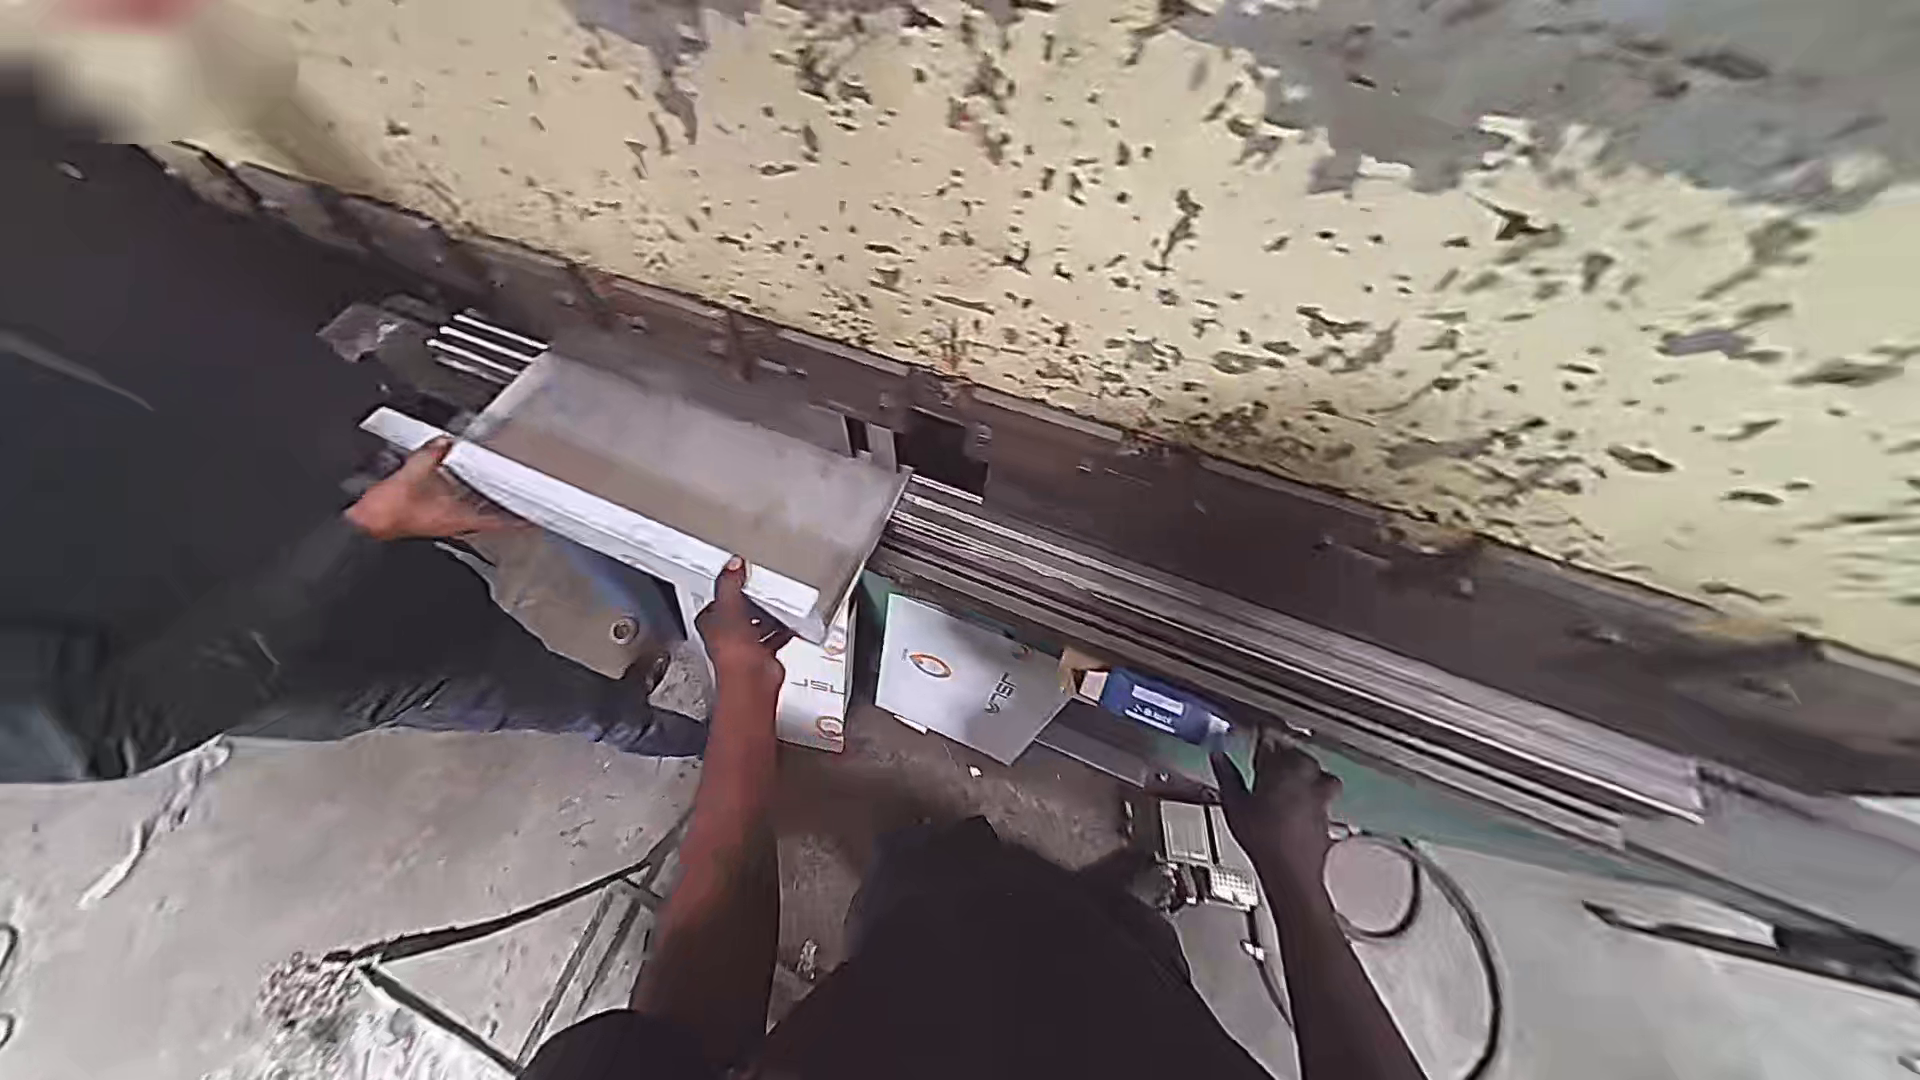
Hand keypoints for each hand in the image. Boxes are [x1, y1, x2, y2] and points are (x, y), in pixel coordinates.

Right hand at [344, 438, 520, 540]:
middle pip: (496, 517)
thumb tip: (444, 442)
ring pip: (481, 514)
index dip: (524, 521)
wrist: (363, 524)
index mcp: (463, 519)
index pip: (504, 522)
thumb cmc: (386, 512)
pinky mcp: (436, 518)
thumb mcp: (411, 475)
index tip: (539, 518)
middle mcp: (460, 524)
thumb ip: (431, 455)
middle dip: (512, 510)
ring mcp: (449, 522)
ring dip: (493, 505)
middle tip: (530, 502)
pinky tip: (469, 492)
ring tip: (510, 496)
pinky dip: (470, 500)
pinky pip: (462, 508)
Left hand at [695, 557, 791, 696]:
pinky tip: (792, 623)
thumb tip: (733, 565)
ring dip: (770, 615)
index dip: (730, 587)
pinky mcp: (763, 653)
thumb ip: (730, 583)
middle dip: (753, 601)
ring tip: (782, 603)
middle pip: (741, 610)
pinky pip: (775, 636)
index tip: (742, 575)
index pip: (718, 598)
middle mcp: (726, 635)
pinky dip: (784, 629)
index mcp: (710, 622)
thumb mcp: (729, 606)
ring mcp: (745, 645)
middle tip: (765, 588)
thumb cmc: (733, 652)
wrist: (752, 678)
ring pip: (758, 624)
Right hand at [1212, 739, 1341, 892]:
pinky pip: (1322, 794)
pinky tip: (1300, 800)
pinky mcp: (1327, 817)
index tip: (1257, 732)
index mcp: (1280, 770)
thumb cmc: (1262, 837)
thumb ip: (1227, 775)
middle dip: (1286, 749)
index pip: (1272, 741)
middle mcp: (1305, 779)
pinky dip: (1313, 791)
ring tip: (1293, 771)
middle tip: (1271, 751)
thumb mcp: (1233, 802)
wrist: (1291, 874)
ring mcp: (1319, 799)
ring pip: (1319, 772)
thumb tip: (1218, 756)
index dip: (1263, 735)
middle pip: (1299, 754)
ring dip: (1306, 768)